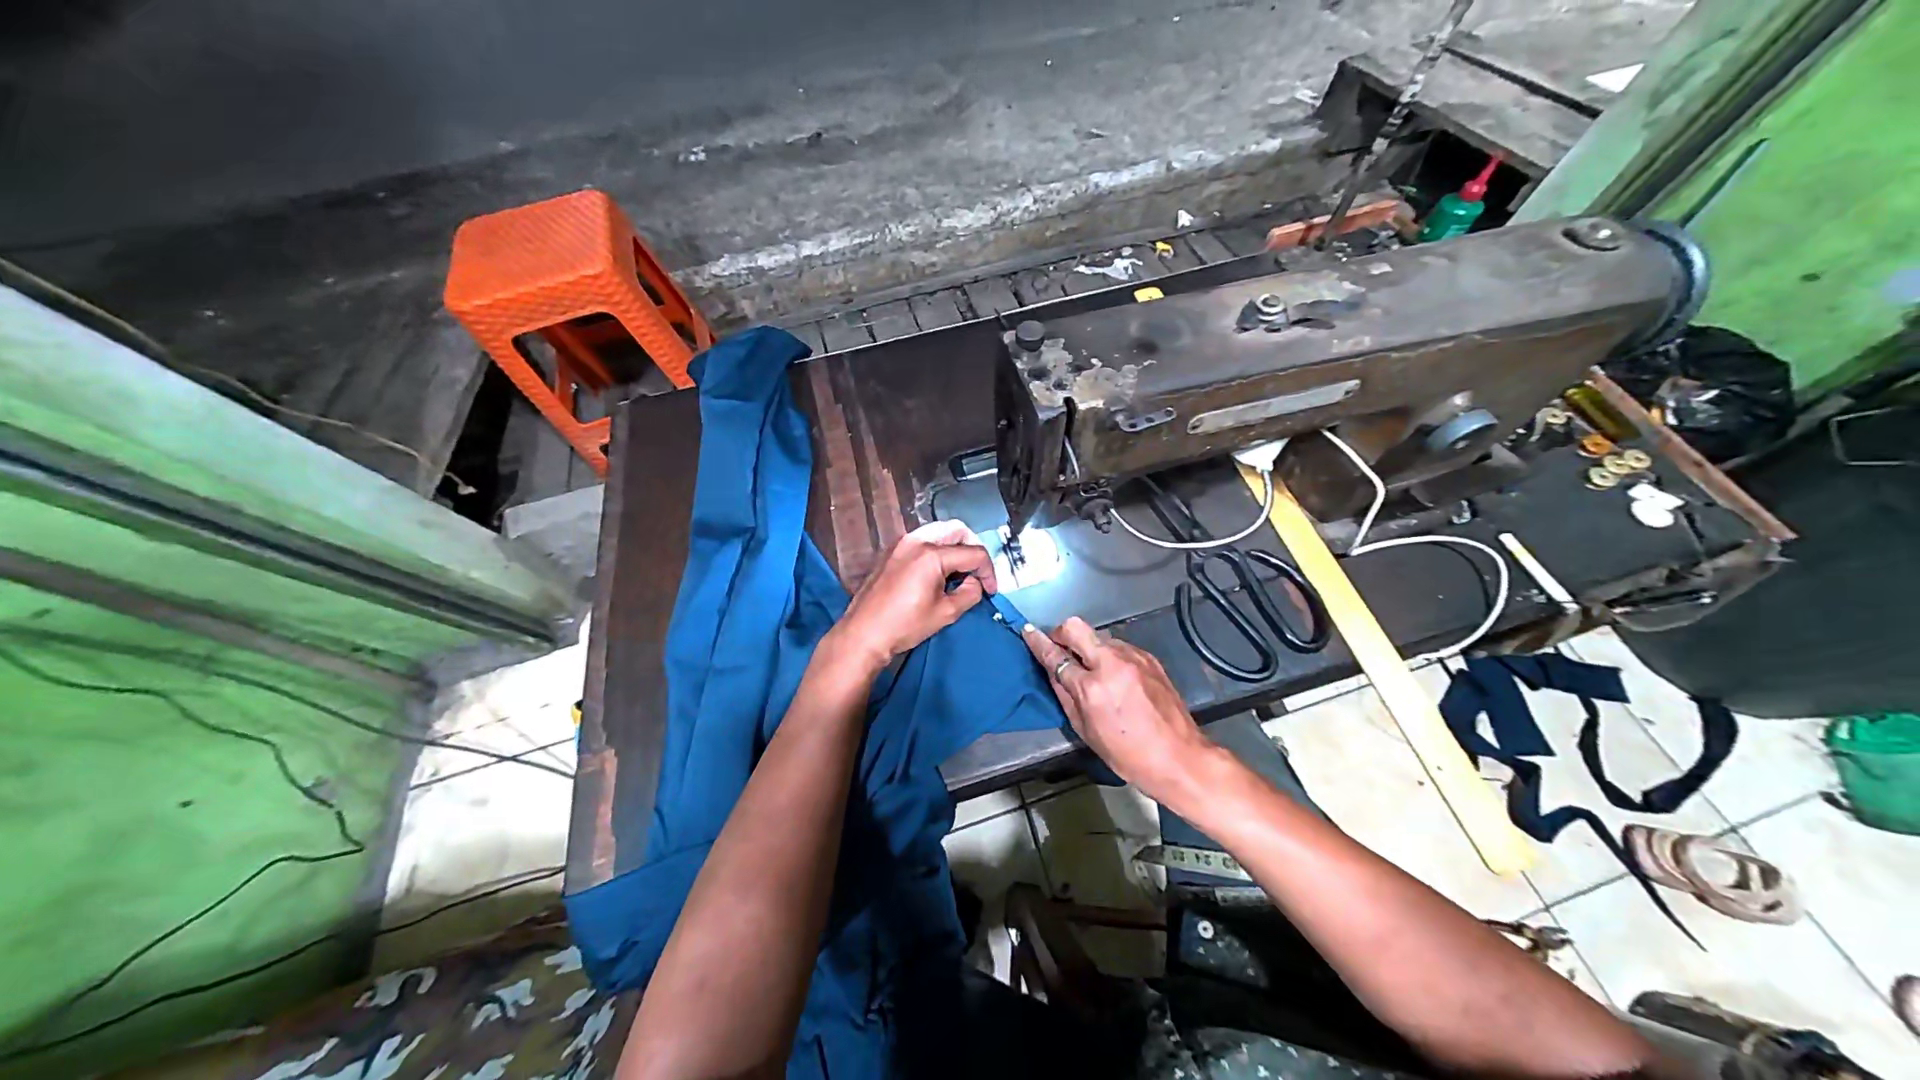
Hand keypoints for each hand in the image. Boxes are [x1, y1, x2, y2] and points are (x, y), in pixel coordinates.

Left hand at [821, 520, 996, 674]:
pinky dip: (937, 550)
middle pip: (957, 530)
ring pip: (939, 531)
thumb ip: (969, 593)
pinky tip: (937, 573)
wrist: (863, 633)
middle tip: (977, 573)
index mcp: (932, 554)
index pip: (974, 553)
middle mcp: (916, 540)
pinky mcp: (891, 551)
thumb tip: (975, 583)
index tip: (990, 590)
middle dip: (973, 550)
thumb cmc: (904, 625)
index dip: (988, 572)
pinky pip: (922, 540)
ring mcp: (901, 543)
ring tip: (958, 574)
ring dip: (955, 547)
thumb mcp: (946, 613)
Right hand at [1020, 617, 1224, 807]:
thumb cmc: (1129, 755)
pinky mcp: (1149, 658)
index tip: (1028, 632)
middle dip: (1061, 633)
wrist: (1179, 757)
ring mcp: (1133, 658)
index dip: (1037, 642)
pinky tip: (1115, 678)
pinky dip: (1110, 656)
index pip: (1056, 655)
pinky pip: (1119, 647)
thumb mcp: (1085, 730)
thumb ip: (1065, 696)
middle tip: (1059, 648)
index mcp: (1092, 688)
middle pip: (1075, 627)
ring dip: (1088, 647)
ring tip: (1092, 671)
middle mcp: (1112, 664)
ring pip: (1099, 636)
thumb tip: (1053, 672)